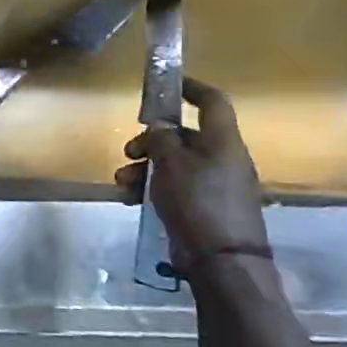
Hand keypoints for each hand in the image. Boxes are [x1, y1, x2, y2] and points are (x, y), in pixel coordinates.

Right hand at [115, 78, 266, 268]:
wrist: (221, 261)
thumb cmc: (198, 202)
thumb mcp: (172, 164)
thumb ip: (163, 139)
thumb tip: (160, 127)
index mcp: (223, 142)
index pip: (213, 102)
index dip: (191, 88)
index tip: (167, 84)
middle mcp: (222, 159)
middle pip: (183, 136)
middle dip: (150, 141)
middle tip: (129, 151)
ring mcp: (215, 185)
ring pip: (173, 163)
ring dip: (143, 168)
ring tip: (123, 184)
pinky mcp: (204, 207)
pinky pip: (174, 187)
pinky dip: (151, 189)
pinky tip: (131, 200)